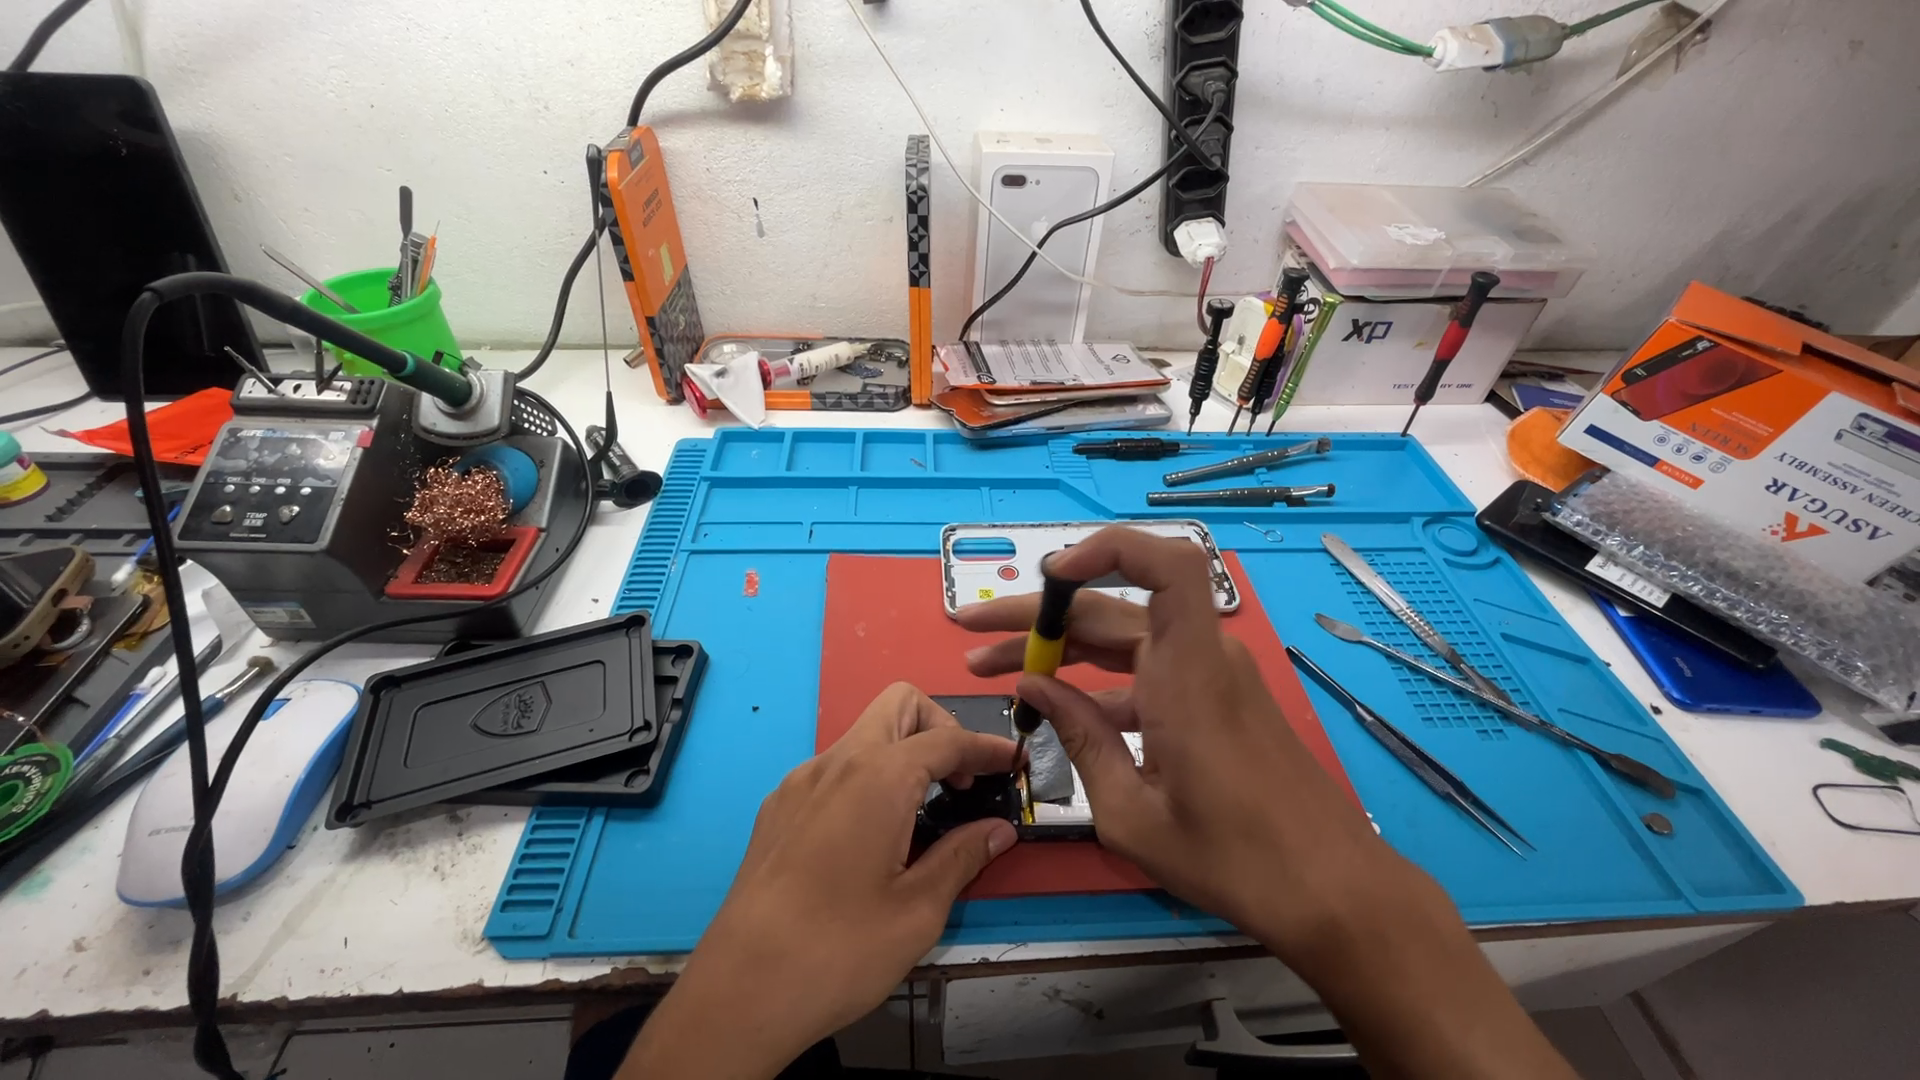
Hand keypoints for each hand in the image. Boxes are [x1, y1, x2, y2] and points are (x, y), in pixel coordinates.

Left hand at [623, 683, 1016, 1078]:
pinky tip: (871, 834)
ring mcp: (799, 781)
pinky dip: (868, 777)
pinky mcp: (777, 807)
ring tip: (922, 812)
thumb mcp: (918, 910)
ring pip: (863, 735)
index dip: (986, 747)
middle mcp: (835, 762)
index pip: (946, 739)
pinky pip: (834, 768)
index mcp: (877, 778)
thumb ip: (962, 857)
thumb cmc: (840, 950)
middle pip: (898, 705)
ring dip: (902, 752)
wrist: (740, 990)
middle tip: (961, 782)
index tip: (1013, 762)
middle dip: (940, 727)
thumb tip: (998, 830)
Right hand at [958, 526, 1394, 968]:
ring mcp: (1208, 677)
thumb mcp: (1132, 812)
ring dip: (1058, 649)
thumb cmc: (1233, 858)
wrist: (1329, 890)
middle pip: (1111, 608)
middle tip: (971, 631)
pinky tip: (1053, 705)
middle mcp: (1199, 658)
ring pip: (1121, 640)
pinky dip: (1097, 680)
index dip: (1107, 550)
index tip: (1049, 577)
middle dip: (1038, 617)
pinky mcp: (1211, 700)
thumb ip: (1079, 739)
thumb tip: (1032, 686)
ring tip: (989, 666)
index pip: (1165, 566)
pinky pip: (1145, 671)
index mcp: (1187, 673)